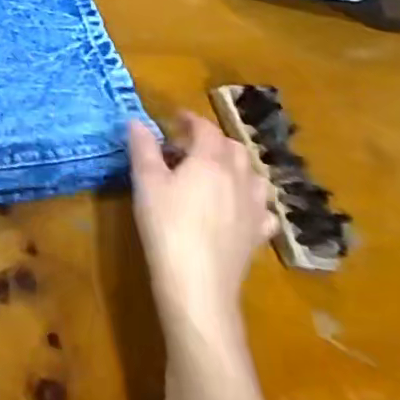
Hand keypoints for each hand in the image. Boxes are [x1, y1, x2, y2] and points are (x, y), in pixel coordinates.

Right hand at [127, 112, 277, 329]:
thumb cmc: (166, 223)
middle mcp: (239, 178)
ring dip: (236, 165)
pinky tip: (237, 207)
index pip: (207, 129)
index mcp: (210, 161)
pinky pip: (262, 207)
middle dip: (213, 140)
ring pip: (254, 174)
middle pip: (234, 148)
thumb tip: (137, 120)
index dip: (191, 119)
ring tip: (215, 172)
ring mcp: (254, 207)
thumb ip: (143, 147)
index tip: (174, 118)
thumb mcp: (145, 181)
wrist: (197, 280)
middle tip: (187, 146)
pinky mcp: (259, 233)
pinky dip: (250, 198)